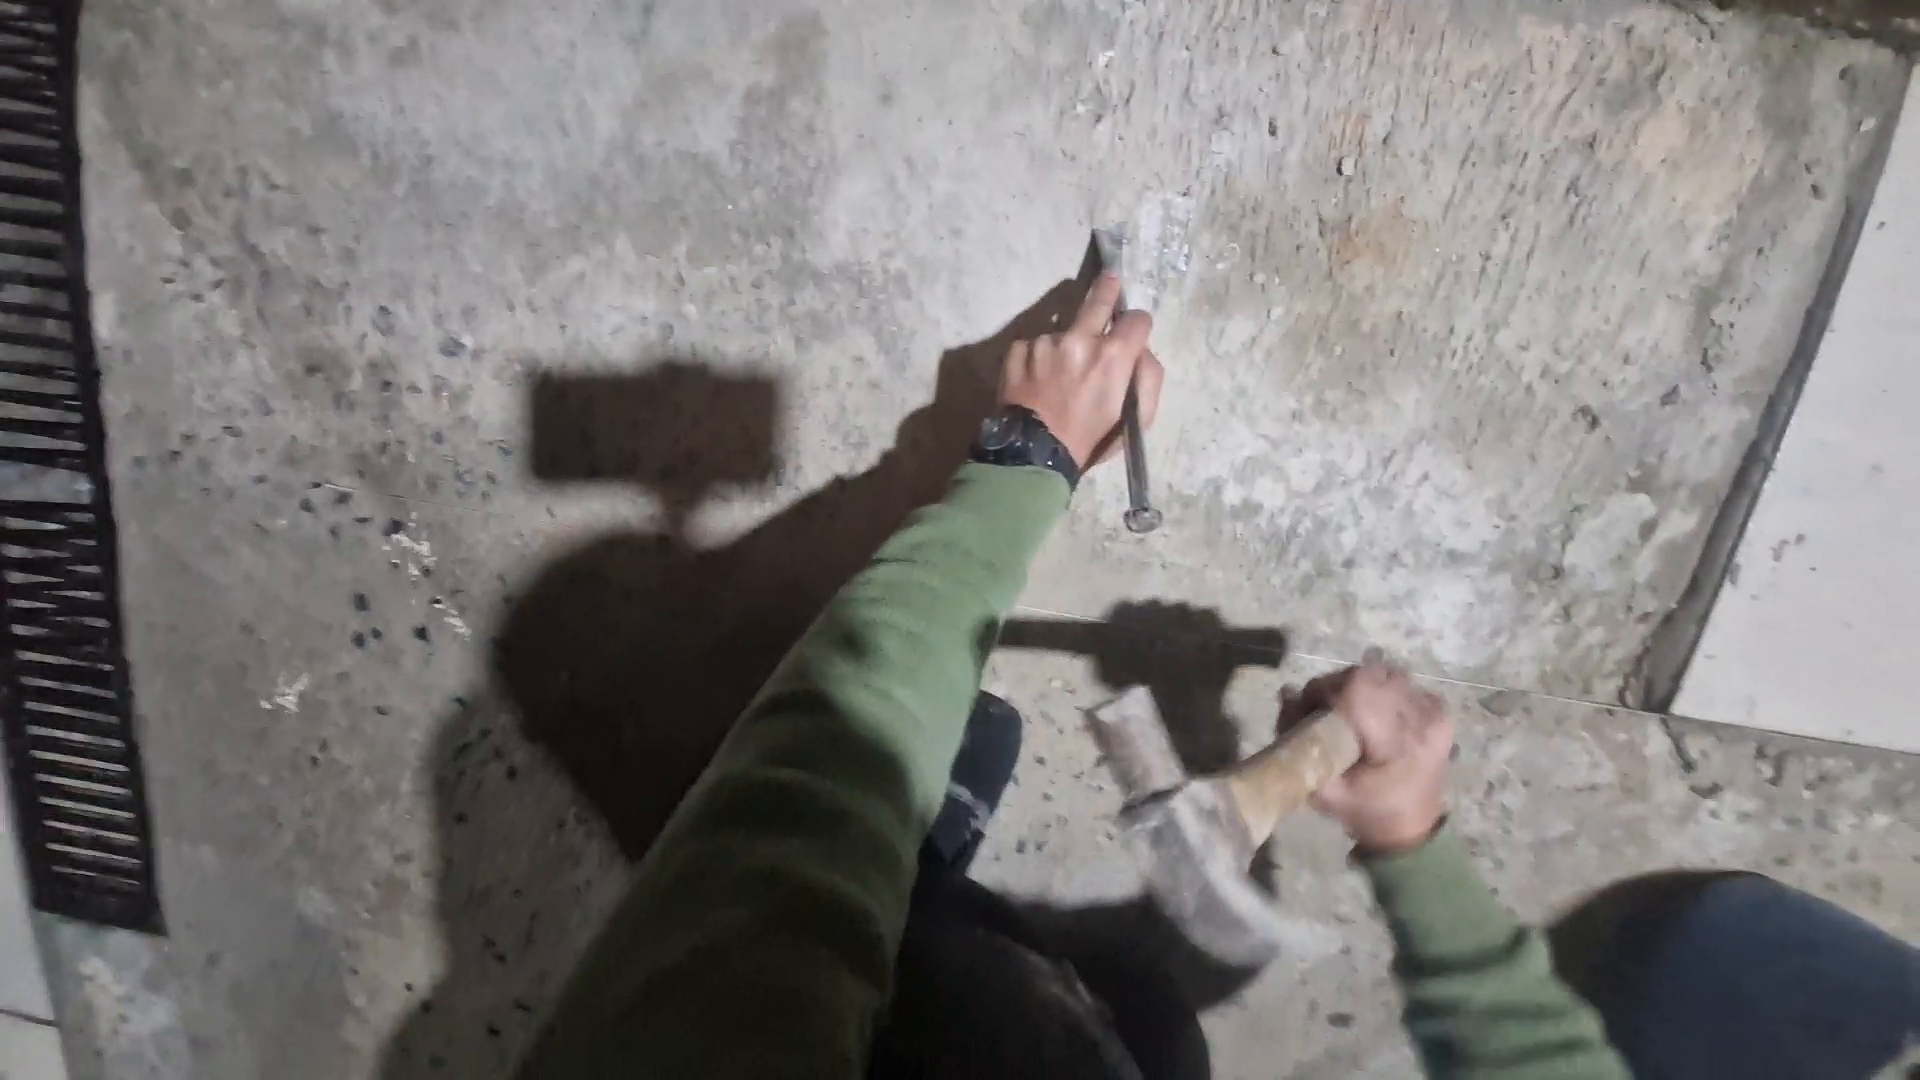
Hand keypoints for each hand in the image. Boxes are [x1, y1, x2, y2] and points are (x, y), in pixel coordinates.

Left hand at [998, 273, 1164, 468]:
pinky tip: (1035, 383)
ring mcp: (1044, 342)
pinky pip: (1032, 347)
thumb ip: (1148, 378)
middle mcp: (1079, 338)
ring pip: (1062, 332)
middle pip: (1099, 297)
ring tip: (1057, 377)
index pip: (1137, 319)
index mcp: (1113, 355)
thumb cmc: (1088, 440)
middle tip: (1108, 282)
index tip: (1130, 332)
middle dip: (1107, 289)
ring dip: (1064, 346)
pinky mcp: (1017, 350)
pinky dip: (1036, 361)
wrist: (1033, 454)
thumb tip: (1141, 350)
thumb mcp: (1134, 419)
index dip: (1136, 326)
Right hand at [1292, 658, 1453, 854]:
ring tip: (1349, 714)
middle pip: (1369, 673)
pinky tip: (1375, 717)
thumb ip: (1297, 738)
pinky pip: (1403, 685)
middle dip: (1338, 685)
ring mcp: (1435, 714)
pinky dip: (1382, 693)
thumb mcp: (1320, 787)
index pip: (1357, 683)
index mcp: (1392, 740)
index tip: (1311, 707)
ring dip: (1359, 687)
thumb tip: (1287, 691)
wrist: (1411, 832)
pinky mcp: (1441, 714)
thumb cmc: (1363, 811)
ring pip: (1384, 674)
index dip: (1326, 688)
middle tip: (1324, 711)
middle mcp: (1420, 719)